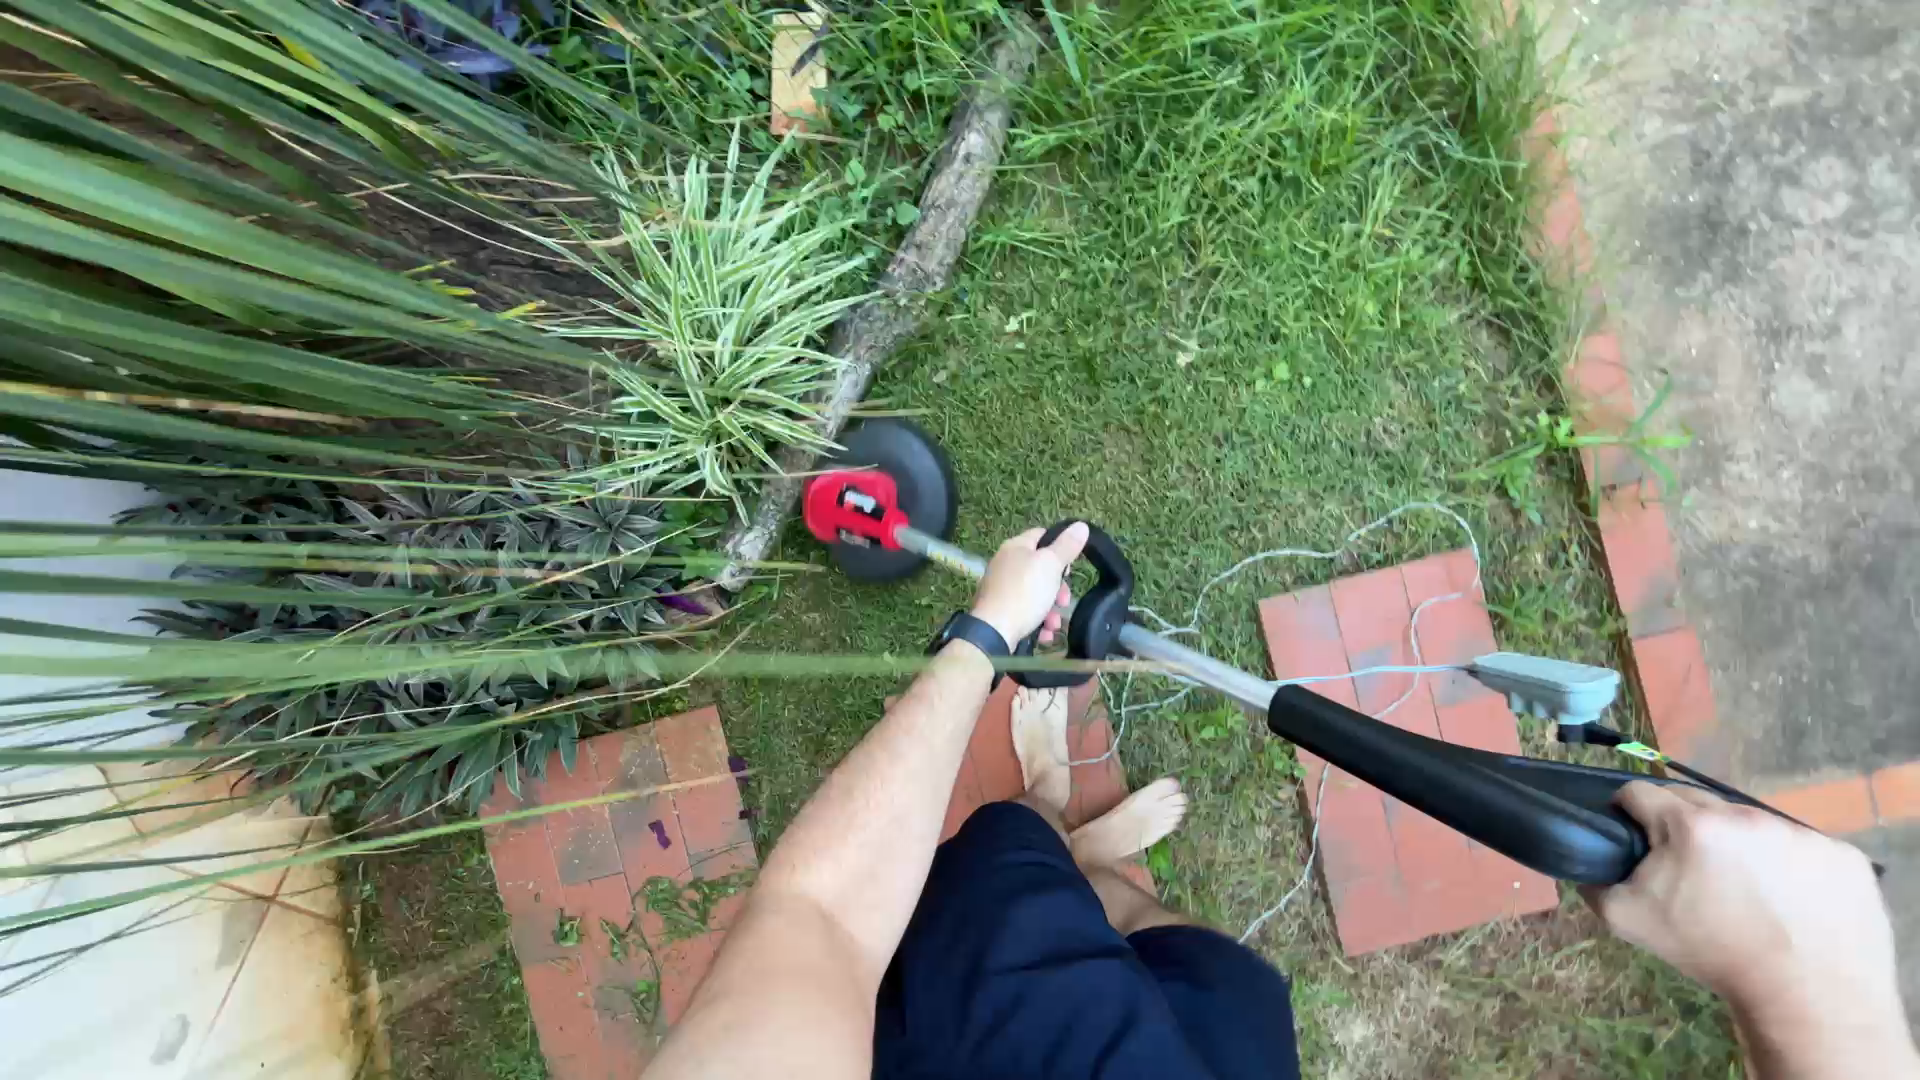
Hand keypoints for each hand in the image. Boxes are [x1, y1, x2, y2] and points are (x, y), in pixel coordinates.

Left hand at [968, 523, 1089, 646]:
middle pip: (1040, 569)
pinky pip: (1024, 611)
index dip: (1060, 547)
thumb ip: (1067, 546)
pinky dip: (1037, 621)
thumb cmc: (1024, 592)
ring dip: (1050, 609)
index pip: (1042, 535)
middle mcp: (1005, 564)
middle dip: (1058, 588)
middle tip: (1064, 601)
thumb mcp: (1050, 565)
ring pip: (1035, 594)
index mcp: (1015, 547)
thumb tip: (1081, 525)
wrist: (994, 631)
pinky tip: (1044, 633)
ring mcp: (1000, 588)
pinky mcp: (999, 610)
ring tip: (1054, 623)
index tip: (1070, 566)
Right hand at [1586, 781, 1917, 1074]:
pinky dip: (1782, 858)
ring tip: (1736, 879)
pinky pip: (1797, 842)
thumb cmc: (1710, 952)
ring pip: (1745, 819)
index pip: (1637, 792)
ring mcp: (1799, 835)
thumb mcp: (1626, 917)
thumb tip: (1581, 859)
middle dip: (1678, 822)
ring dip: (1731, 838)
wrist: (1809, 1000)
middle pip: (1691, 799)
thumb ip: (1590, 879)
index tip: (1632, 837)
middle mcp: (1743, 816)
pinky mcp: (1843, 856)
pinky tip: (1782, 890)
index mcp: (1688, 824)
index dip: (1625, 811)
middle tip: (1683, 862)